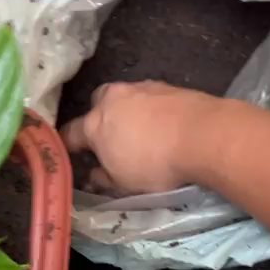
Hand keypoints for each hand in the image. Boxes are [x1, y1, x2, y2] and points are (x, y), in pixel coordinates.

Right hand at [60, 80, 223, 193]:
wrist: (203, 135)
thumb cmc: (155, 165)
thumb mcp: (124, 184)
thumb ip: (103, 179)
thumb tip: (93, 176)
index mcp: (95, 125)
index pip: (70, 133)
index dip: (66, 145)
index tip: (67, 154)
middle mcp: (113, 99)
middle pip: (96, 104)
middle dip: (97, 118)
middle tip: (107, 139)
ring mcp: (141, 88)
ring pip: (123, 97)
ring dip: (124, 112)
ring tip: (138, 132)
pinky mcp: (166, 85)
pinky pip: (147, 97)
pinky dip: (148, 109)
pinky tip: (160, 125)